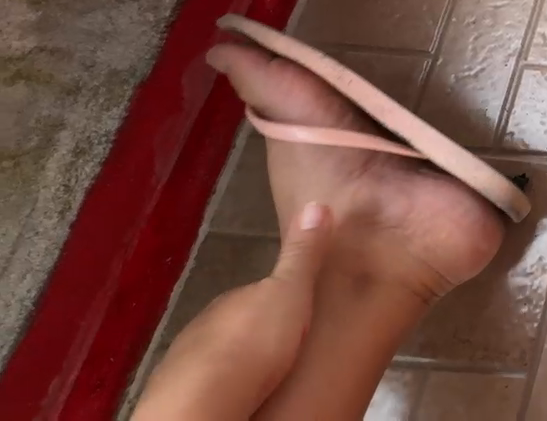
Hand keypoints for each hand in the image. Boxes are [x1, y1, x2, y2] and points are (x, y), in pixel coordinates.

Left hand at [132, 202, 333, 420]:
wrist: (202, 405)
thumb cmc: (256, 341)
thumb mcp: (292, 291)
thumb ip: (303, 254)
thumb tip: (316, 202)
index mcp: (231, 298)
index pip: (258, 289)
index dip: (282, 295)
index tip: (303, 306)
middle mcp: (202, 324)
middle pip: (238, 321)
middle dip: (259, 327)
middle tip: (291, 338)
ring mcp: (182, 362)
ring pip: (219, 353)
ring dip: (239, 358)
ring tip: (269, 368)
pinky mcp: (172, 397)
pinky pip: (205, 383)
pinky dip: (222, 384)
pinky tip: (241, 392)